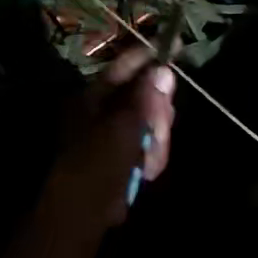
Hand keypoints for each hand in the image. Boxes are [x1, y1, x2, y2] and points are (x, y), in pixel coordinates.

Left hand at [42, 47, 176, 229]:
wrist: (84, 212)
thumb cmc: (98, 164)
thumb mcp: (125, 128)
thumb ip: (145, 99)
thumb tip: (163, 70)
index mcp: (94, 98)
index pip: (126, 67)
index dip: (149, 56)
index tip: (173, 44)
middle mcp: (102, 111)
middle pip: (144, 96)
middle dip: (157, 115)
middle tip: (159, 131)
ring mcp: (113, 133)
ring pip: (151, 123)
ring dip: (155, 142)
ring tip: (146, 162)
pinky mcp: (123, 154)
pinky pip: (148, 145)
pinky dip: (150, 157)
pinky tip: (144, 170)